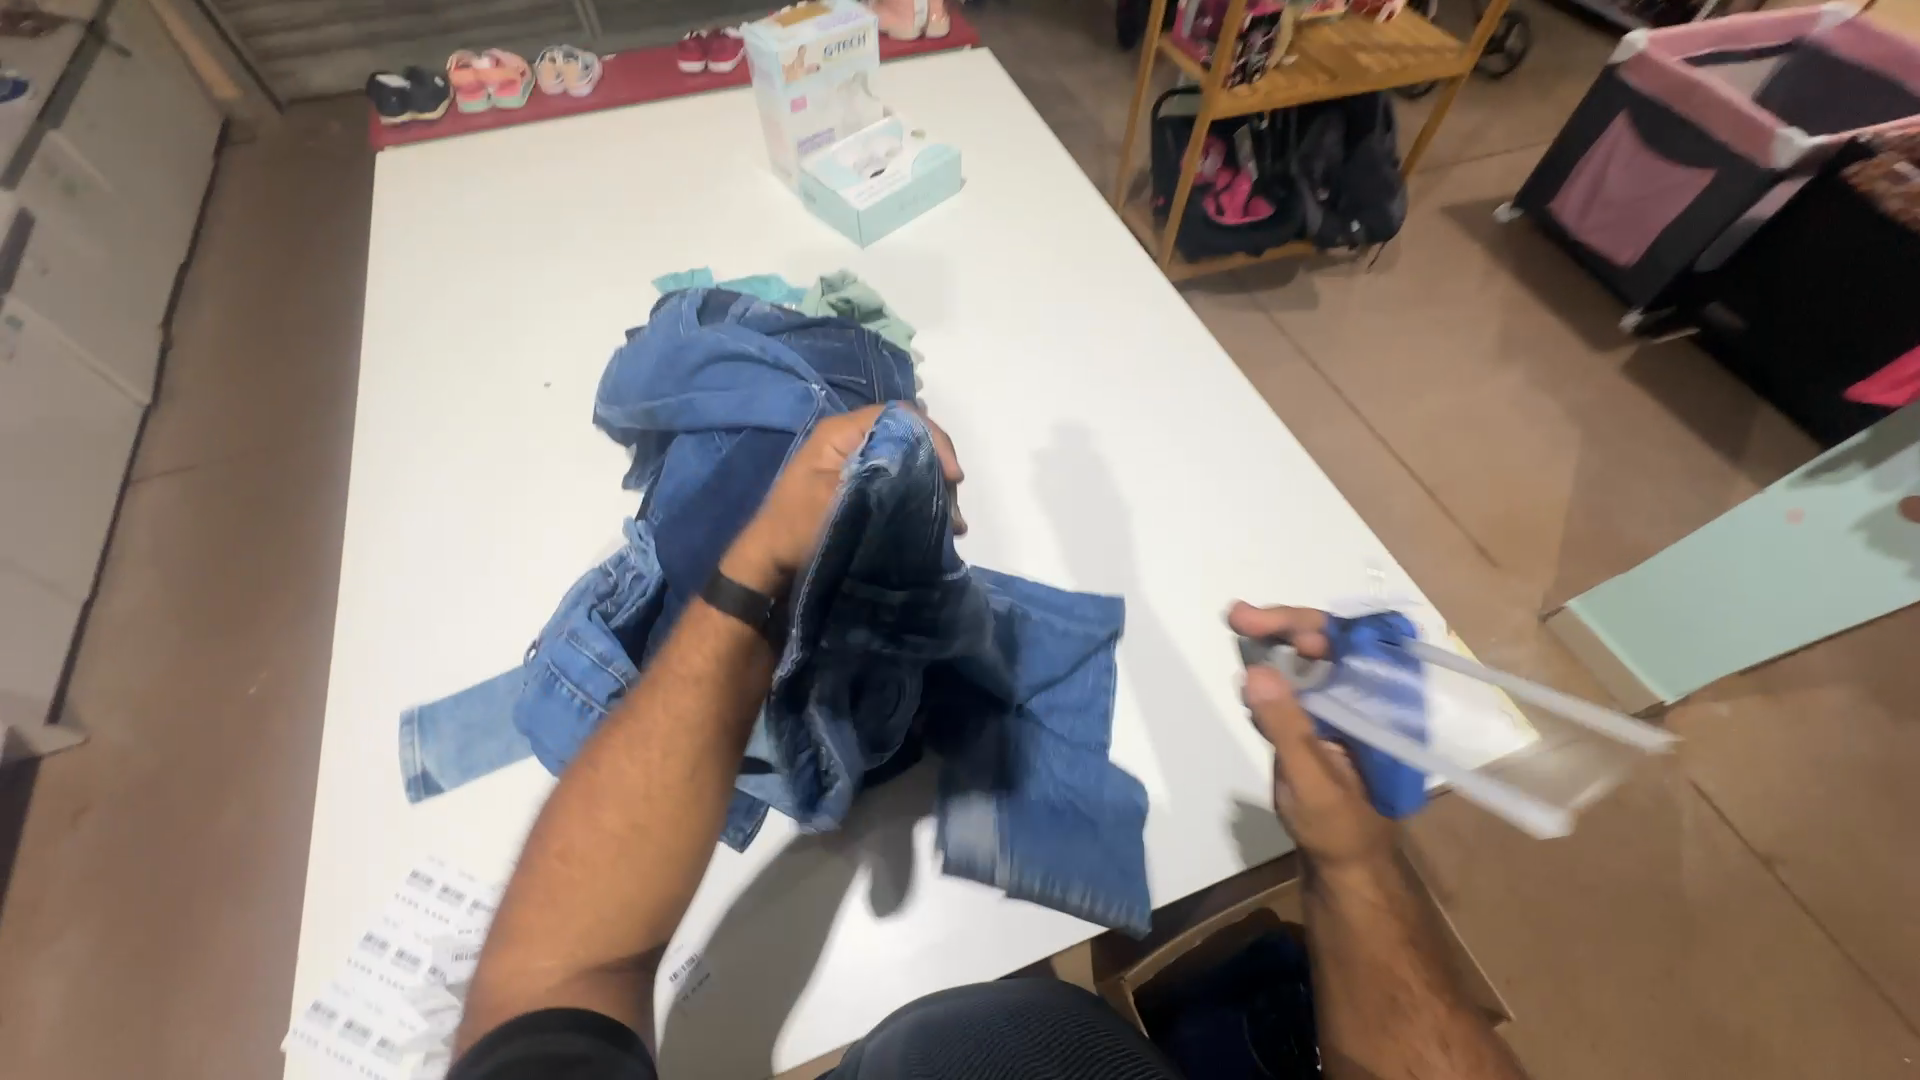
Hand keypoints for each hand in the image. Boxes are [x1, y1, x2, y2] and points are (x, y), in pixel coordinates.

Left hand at [721, 404, 965, 593]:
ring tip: (951, 524)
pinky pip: (899, 484)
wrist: (769, 566)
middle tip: (953, 505)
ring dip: (933, 490)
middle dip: (938, 468)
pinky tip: (937, 526)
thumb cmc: (797, 530)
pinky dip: (920, 501)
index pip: (901, 417)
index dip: (934, 440)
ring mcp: (856, 466)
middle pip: (909, 439)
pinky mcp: (861, 490)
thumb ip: (883, 478)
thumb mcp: (838, 501)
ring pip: (908, 464)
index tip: (953, 476)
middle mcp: (851, 442)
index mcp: (842, 433)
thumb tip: (930, 472)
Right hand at [1228, 602, 1393, 879]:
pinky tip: (1249, 669)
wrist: (1342, 869)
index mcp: (1379, 707)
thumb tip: (1256, 671)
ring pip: (1307, 660)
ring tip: (1239, 624)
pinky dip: (1269, 670)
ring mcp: (1337, 711)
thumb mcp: (1312, 782)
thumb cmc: (1339, 829)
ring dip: (1274, 639)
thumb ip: (1288, 728)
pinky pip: (1293, 685)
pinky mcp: (1314, 725)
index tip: (1261, 621)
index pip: (1350, 646)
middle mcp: (1362, 700)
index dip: (1307, 624)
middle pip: (1326, 643)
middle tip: (1237, 615)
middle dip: (1283, 624)